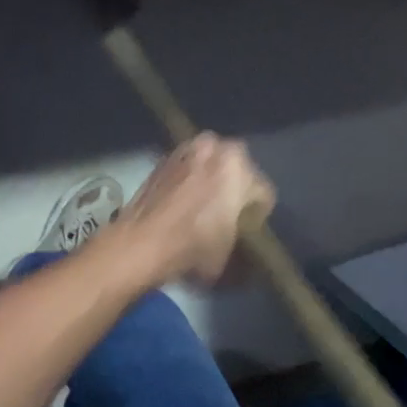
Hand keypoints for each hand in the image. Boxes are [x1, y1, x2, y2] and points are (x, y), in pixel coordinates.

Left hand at [112, 132, 274, 286]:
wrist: (143, 240)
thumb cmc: (195, 247)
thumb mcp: (232, 259)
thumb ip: (248, 250)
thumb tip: (248, 256)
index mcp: (239, 167)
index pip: (262, 192)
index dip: (257, 216)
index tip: (248, 232)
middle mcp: (215, 147)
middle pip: (237, 170)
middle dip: (235, 188)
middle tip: (228, 216)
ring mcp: (186, 148)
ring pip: (210, 163)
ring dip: (211, 178)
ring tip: (204, 207)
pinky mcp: (164, 156)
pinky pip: (187, 166)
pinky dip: (188, 178)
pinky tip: (183, 202)